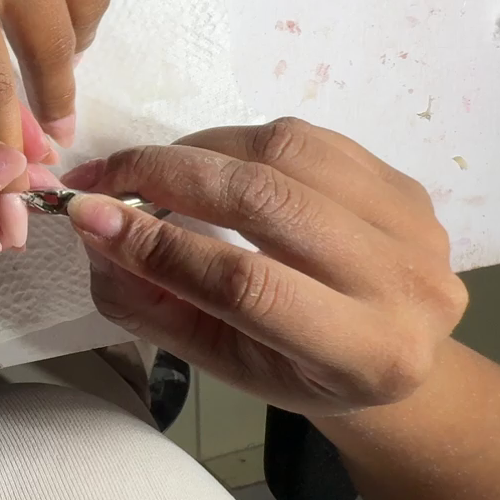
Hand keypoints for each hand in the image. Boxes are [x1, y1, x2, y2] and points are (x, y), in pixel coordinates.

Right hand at [58, 118, 467, 414]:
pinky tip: (210, 164)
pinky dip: (233, 140)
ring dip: (194, 151)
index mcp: (359, 354)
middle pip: (264, 202)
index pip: (243, 285)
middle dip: (163, 176)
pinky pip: (301, 136)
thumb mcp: (202, 353)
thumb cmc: (281, 362)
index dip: (155, 244)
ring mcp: (414, 226)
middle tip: (101, 177)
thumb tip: (93, 222)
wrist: (385, 350)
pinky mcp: (404, 183)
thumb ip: (140, 297)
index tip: (85, 213)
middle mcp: (405, 288)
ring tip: (154, 172)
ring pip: (281, 152)